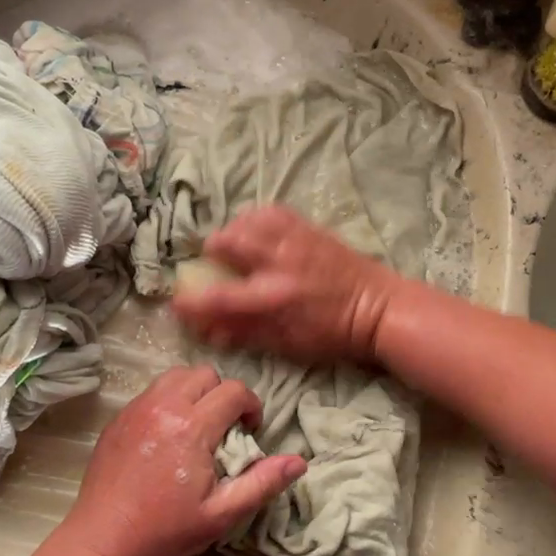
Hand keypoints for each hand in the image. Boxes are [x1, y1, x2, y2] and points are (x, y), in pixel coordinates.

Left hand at [58, 366, 305, 555]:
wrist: (104, 539)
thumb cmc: (166, 530)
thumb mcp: (222, 513)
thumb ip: (262, 483)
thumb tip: (299, 462)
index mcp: (192, 427)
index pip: (233, 391)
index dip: (251, 406)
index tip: (250, 431)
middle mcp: (164, 407)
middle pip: (205, 374)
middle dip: (223, 394)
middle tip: (225, 427)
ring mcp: (137, 409)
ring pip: (175, 376)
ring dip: (194, 391)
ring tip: (197, 424)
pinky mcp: (118, 418)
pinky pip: (151, 392)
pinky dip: (168, 401)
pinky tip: (168, 434)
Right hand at [171, 205, 404, 361]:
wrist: (378, 308)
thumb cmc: (332, 333)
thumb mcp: (286, 344)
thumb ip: (243, 333)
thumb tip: (205, 329)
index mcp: (273, 298)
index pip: (218, 297)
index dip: (190, 300)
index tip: (176, 302)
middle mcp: (279, 262)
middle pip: (226, 241)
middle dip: (212, 253)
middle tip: (217, 266)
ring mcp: (294, 239)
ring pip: (246, 220)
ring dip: (234, 233)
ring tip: (238, 248)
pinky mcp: (308, 226)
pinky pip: (270, 210)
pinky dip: (255, 219)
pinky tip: (258, 232)